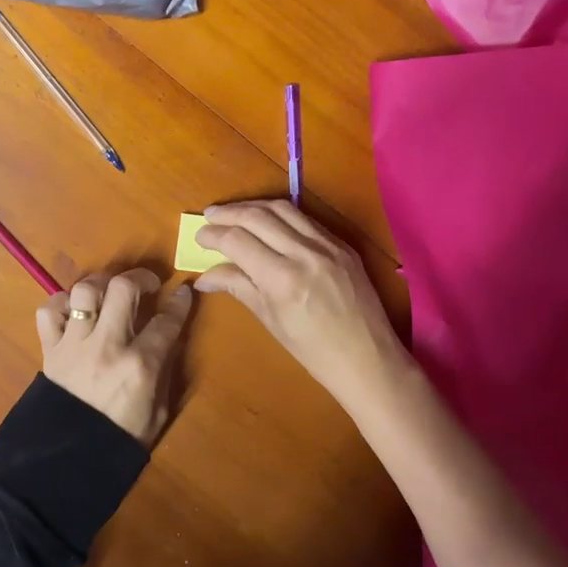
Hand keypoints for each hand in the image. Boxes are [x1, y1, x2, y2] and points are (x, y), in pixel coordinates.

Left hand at [35, 269, 192, 445]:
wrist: (70, 459)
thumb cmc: (121, 438)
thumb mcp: (158, 411)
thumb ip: (164, 371)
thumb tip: (169, 338)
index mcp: (139, 365)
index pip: (166, 320)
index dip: (179, 302)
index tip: (183, 291)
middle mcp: (107, 346)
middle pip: (122, 289)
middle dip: (140, 277)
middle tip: (147, 284)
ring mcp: (74, 344)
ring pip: (84, 291)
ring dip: (100, 284)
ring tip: (108, 292)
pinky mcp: (49, 349)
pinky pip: (48, 310)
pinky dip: (60, 303)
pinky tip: (73, 311)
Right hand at [193, 200, 404, 398]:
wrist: (368, 359)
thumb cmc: (313, 351)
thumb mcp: (269, 320)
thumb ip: (238, 286)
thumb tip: (204, 275)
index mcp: (282, 279)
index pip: (237, 241)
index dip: (213, 235)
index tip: (199, 237)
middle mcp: (304, 254)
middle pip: (257, 216)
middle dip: (228, 213)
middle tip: (209, 217)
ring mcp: (327, 246)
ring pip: (283, 208)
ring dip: (253, 206)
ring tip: (234, 212)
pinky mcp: (343, 245)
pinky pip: (305, 219)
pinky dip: (281, 215)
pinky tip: (268, 221)